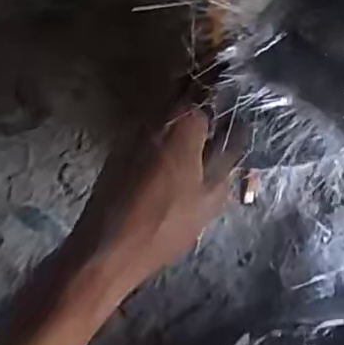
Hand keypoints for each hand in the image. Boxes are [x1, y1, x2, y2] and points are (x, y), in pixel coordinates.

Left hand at [0, 108, 239, 344]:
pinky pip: (152, 131)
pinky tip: (171, 165)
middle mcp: (157, 115)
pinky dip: (165, 138)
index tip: (238, 111)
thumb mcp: (212, 196)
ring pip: (168, 113)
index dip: (229, 97)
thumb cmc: (164, 224)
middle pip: (189, 94)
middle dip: (206, 106)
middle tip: (219, 131)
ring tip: (199, 149)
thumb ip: (230, 157)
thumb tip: (240, 132)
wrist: (103, 253)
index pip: (214, 90)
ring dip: (185, 122)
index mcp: (185, 120)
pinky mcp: (118, 149)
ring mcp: (134, 131)